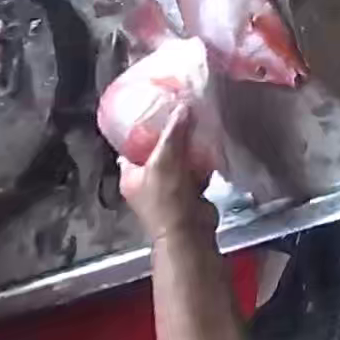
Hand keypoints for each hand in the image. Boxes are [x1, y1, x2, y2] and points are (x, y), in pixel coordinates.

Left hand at [119, 104, 217, 242]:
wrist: (189, 233)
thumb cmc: (168, 198)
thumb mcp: (166, 159)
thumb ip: (174, 131)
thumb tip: (182, 106)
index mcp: (130, 175)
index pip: (129, 146)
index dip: (138, 129)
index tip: (152, 110)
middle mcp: (146, 182)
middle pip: (157, 150)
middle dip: (169, 134)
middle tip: (180, 113)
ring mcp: (168, 188)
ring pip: (178, 159)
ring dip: (188, 146)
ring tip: (198, 123)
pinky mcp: (188, 193)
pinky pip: (194, 169)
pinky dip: (202, 159)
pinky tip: (210, 144)